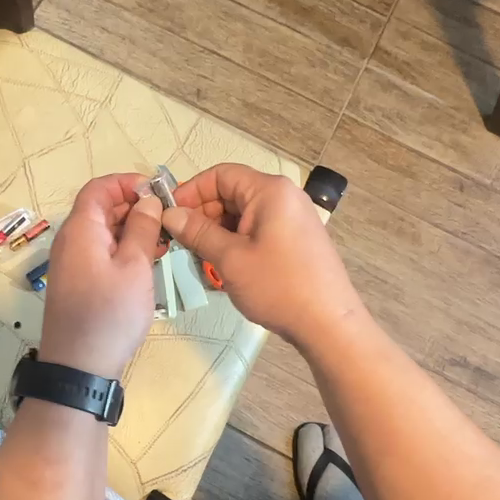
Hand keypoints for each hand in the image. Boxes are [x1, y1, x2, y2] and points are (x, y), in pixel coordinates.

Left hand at [37, 173, 164, 377]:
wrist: (79, 367)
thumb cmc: (110, 313)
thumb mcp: (135, 267)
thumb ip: (143, 229)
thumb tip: (148, 201)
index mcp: (81, 229)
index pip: (99, 188)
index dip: (127, 183)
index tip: (158, 191)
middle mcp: (71, 242)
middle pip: (101, 209)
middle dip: (134, 207)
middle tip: (169, 218)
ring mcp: (73, 264)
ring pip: (104, 234)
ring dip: (133, 231)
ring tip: (166, 241)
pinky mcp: (79, 284)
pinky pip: (102, 254)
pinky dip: (124, 251)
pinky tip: (150, 262)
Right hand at [161, 164, 364, 347]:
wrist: (328, 324)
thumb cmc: (278, 286)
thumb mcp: (230, 258)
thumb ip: (197, 232)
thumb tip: (170, 214)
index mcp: (269, 191)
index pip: (220, 174)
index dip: (191, 191)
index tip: (170, 216)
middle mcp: (284, 197)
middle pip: (231, 193)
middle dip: (202, 216)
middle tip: (181, 243)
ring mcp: (292, 219)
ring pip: (242, 215)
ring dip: (216, 233)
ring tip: (201, 260)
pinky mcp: (295, 240)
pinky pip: (257, 231)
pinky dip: (235, 243)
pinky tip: (224, 268)